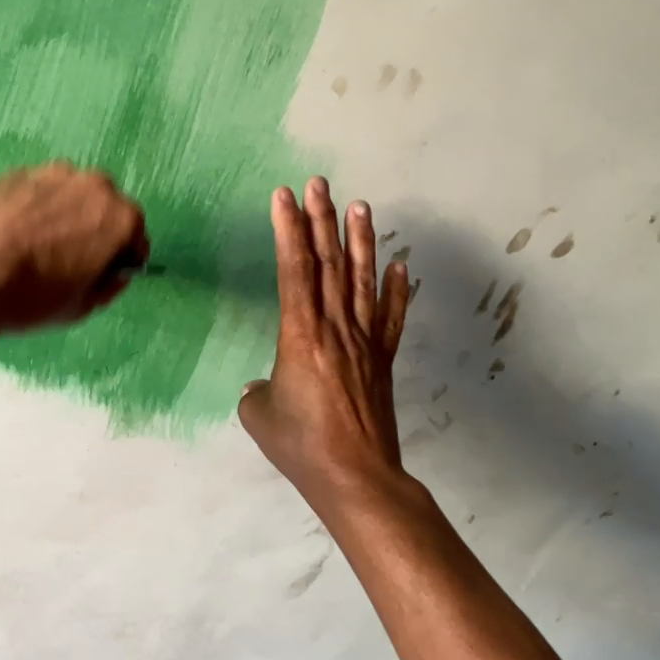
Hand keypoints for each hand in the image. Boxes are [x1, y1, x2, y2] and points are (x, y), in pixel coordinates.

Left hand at [0, 161, 147, 330]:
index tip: (97, 275)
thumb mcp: (81, 307)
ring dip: (63, 214)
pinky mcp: (18, 170)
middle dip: (93, 230)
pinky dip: (34, 207)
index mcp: (120, 218)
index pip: (134, 239)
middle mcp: (94, 184)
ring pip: (70, 195)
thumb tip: (112, 273)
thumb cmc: (32, 296)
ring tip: (34, 245)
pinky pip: (39, 191)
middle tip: (65, 261)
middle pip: (103, 209)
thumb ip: (107, 286)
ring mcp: (54, 172)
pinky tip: (11, 232)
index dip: (118, 260)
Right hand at [239, 178, 411, 512]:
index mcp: (300, 334)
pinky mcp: (383, 361)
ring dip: (360, 241)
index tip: (285, 196)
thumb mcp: (259, 414)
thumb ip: (258, 390)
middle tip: (319, 183)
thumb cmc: (300, 444)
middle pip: (329, 263)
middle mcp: (335, 327)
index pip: (293, 269)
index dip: (289, 230)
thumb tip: (267, 385)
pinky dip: (398, 290)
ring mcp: (364, 342)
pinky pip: (391, 318)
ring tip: (359, 206)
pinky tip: (401, 266)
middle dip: (321, 220)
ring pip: (362, 281)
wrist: (355, 476)